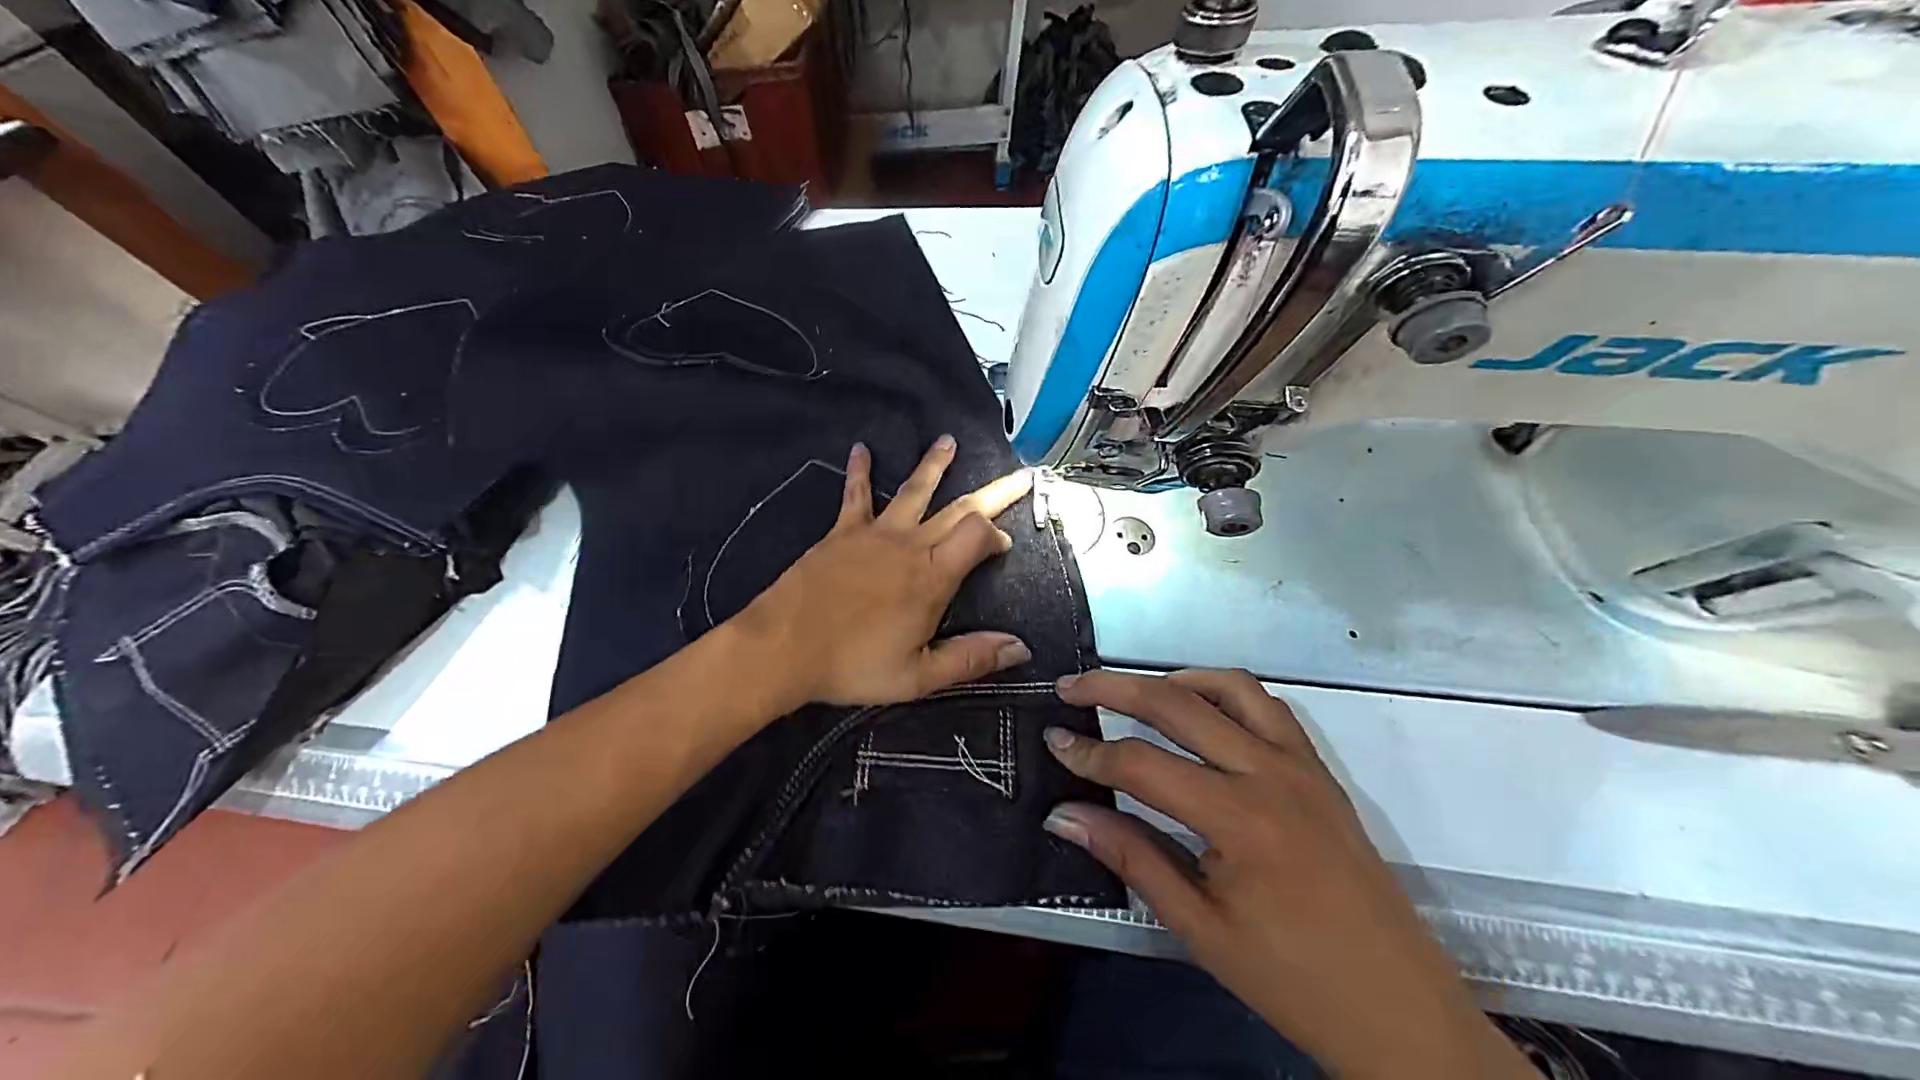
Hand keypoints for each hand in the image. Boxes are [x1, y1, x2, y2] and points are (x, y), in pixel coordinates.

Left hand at [734, 436, 1035, 707]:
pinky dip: (860, 471)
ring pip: (913, 490)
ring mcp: (874, 534)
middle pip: (959, 508)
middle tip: (1019, 475)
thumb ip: (971, 658)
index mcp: (932, 579)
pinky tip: (860, 449)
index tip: (1004, 546)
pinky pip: (856, 495)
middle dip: (994, 492)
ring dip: (935, 465)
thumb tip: (1020, 648)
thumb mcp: (918, 676)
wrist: (783, 648)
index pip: (978, 537)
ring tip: (948, 441)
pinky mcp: (842, 532)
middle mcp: (909, 546)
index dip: (997, 536)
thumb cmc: (852, 665)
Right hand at [1041, 669, 1535, 1079]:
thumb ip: (1129, 857)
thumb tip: (1063, 816)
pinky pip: (1269, 707)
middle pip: (1178, 704)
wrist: (1402, 1013)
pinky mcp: (1322, 771)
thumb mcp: (1199, 927)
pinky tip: (1201, 713)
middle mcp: (1271, 774)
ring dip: (1174, 679)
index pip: (1142, 763)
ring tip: (1133, 691)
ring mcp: (1303, 765)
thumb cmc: (1293, 981)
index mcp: (1239, 820)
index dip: (1089, 752)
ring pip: (1229, 688)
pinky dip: (1225, 694)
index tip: (1052, 740)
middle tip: (1070, 687)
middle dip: (1115, 687)